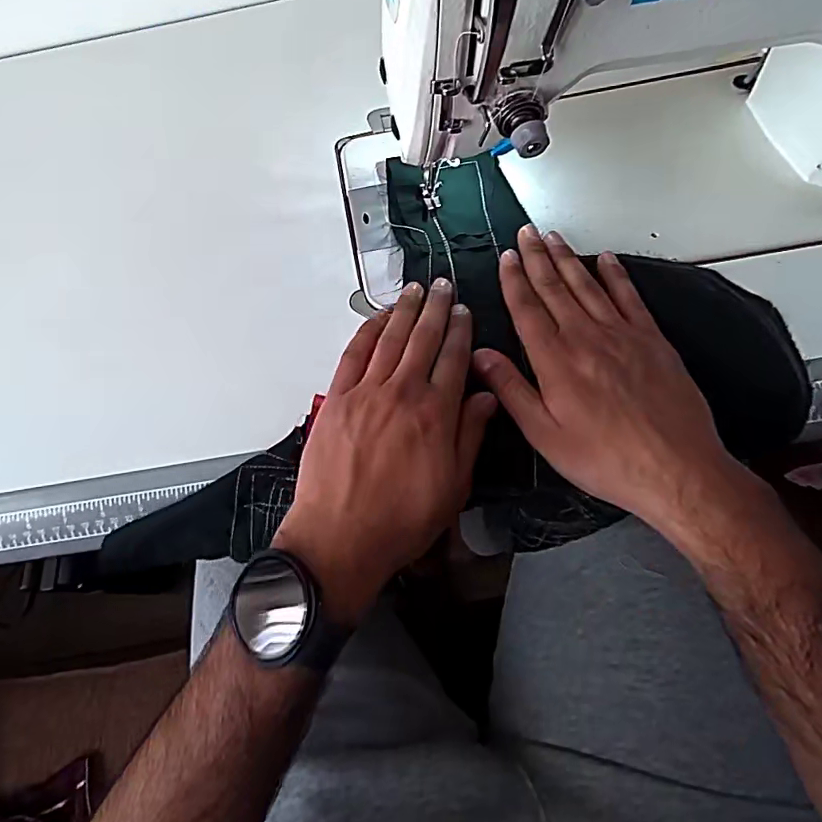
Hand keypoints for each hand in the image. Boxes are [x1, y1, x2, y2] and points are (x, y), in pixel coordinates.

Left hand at [272, 279, 497, 625]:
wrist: (341, 534)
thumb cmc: (400, 520)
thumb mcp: (453, 486)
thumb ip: (469, 435)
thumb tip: (485, 397)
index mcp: (435, 415)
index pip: (454, 360)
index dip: (461, 333)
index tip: (466, 313)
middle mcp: (401, 395)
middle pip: (422, 340)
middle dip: (436, 310)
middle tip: (444, 287)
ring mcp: (365, 394)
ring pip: (388, 340)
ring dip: (403, 312)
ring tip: (415, 291)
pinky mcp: (336, 399)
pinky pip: (353, 355)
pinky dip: (366, 331)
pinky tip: (377, 318)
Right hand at [470, 225, 753, 532]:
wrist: (678, 471)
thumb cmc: (604, 458)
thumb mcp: (543, 433)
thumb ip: (510, 389)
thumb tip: (478, 354)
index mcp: (555, 361)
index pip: (527, 309)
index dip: (514, 280)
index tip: (506, 257)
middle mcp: (587, 339)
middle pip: (555, 289)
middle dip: (537, 258)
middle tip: (525, 233)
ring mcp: (623, 337)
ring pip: (588, 287)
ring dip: (568, 259)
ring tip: (553, 237)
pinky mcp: (653, 342)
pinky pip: (630, 299)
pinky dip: (616, 276)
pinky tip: (606, 259)